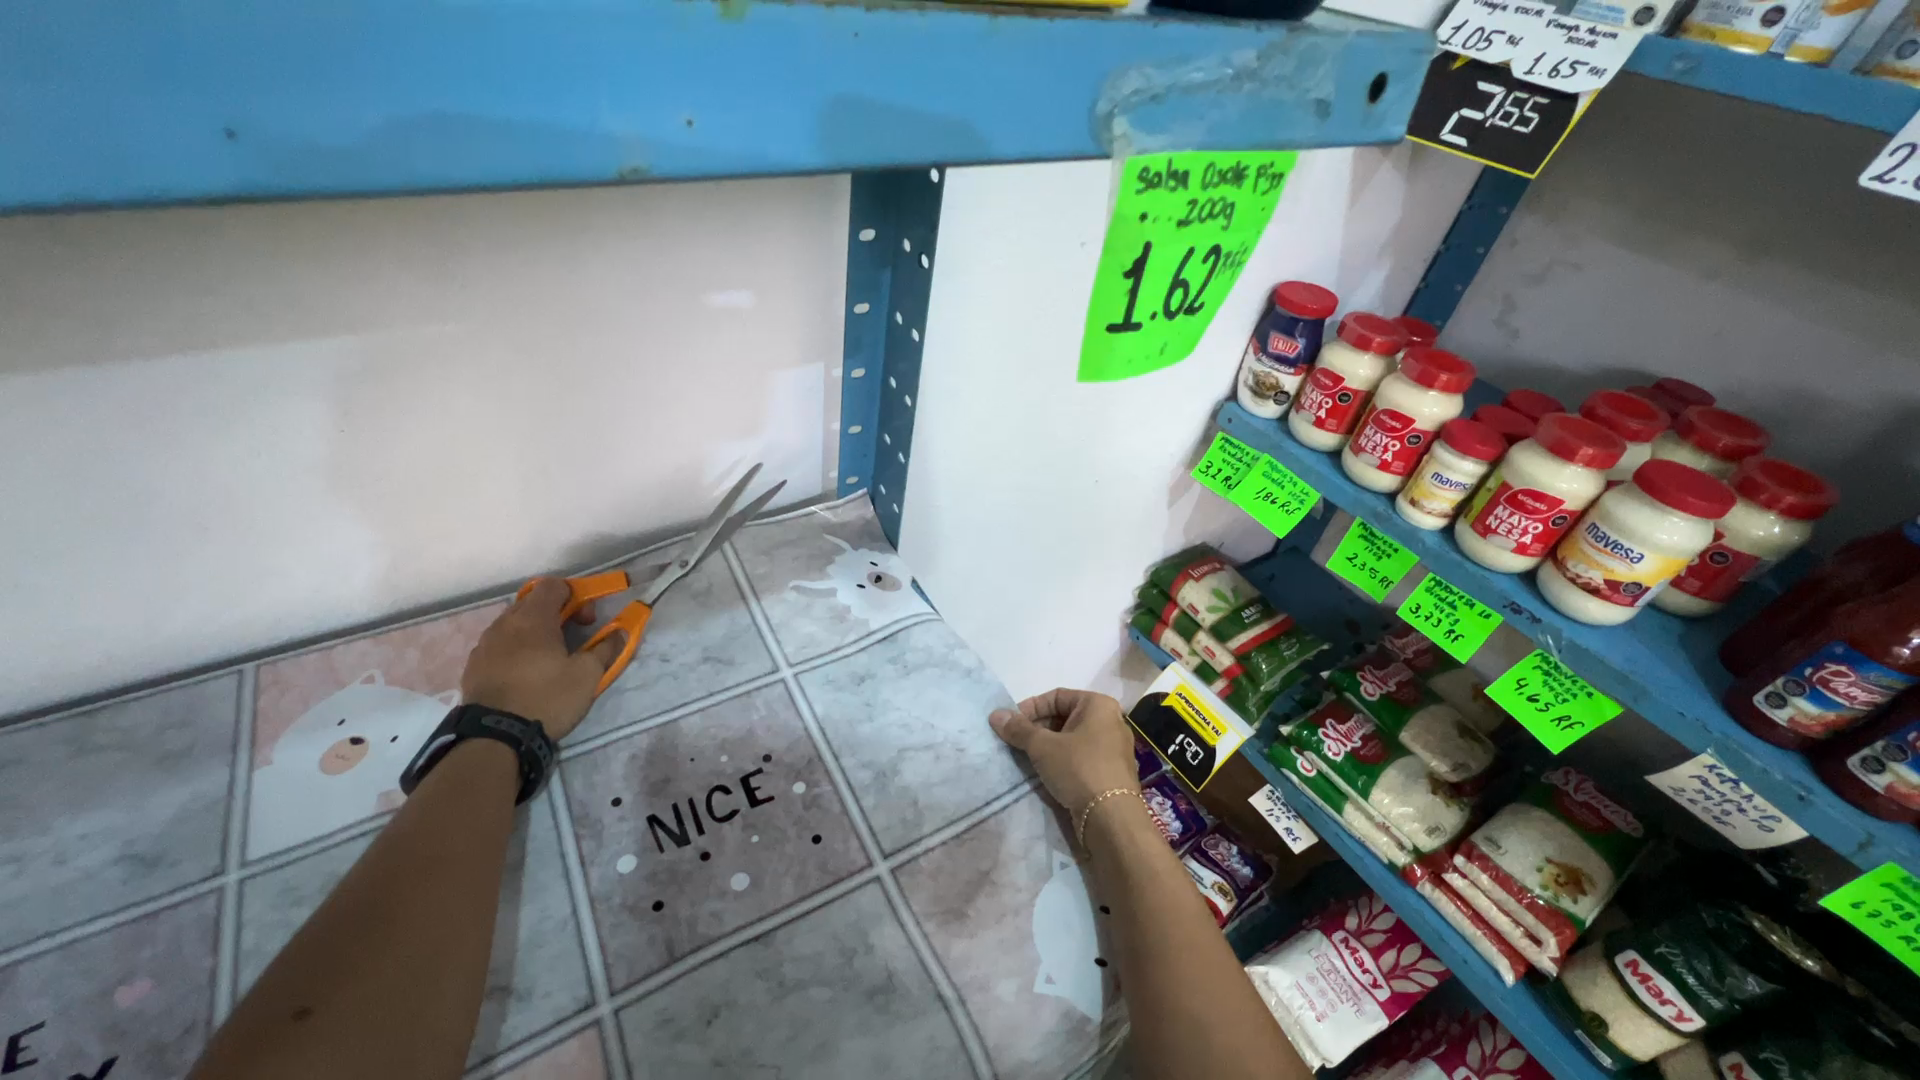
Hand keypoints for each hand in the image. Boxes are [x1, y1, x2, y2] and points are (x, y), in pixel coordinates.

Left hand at [460, 578, 623, 739]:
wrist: (494, 737)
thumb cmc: (546, 698)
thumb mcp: (588, 675)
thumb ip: (607, 648)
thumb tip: (621, 632)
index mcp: (533, 619)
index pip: (553, 585)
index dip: (576, 596)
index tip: (587, 621)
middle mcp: (504, 624)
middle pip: (532, 602)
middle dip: (557, 613)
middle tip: (573, 638)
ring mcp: (484, 645)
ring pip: (514, 624)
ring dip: (534, 632)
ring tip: (549, 658)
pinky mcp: (473, 666)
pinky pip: (499, 645)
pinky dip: (515, 649)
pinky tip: (525, 674)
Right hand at [989, 689, 1140, 820]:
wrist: (1111, 817)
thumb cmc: (1078, 768)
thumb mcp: (1043, 746)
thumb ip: (1019, 729)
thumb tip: (995, 714)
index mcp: (1099, 705)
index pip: (1057, 696)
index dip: (1030, 707)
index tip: (1011, 723)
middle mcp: (1111, 721)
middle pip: (1065, 717)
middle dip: (1038, 728)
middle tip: (1016, 742)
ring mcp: (1113, 748)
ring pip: (1072, 739)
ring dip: (1048, 746)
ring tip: (1027, 758)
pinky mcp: (1111, 771)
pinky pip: (1081, 757)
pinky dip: (1062, 760)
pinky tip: (1046, 773)